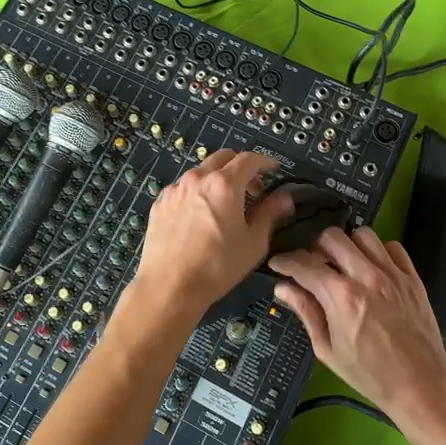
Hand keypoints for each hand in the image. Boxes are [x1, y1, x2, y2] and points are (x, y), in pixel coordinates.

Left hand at [130, 150, 292, 318]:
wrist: (169, 286)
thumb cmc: (217, 266)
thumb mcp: (253, 242)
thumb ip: (270, 213)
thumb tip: (284, 197)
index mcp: (224, 184)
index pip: (249, 159)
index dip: (265, 162)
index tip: (274, 170)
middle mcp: (197, 178)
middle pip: (223, 158)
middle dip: (241, 167)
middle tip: (252, 188)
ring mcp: (175, 189)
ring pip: (201, 171)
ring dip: (218, 178)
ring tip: (225, 204)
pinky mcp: (160, 202)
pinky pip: (183, 188)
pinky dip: (197, 192)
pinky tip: (200, 216)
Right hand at [268, 227, 445, 419]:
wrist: (420, 385)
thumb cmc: (369, 374)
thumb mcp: (328, 349)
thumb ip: (306, 312)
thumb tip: (283, 288)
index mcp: (341, 297)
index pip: (304, 264)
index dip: (285, 260)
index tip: (278, 263)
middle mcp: (366, 276)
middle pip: (332, 237)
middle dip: (316, 248)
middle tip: (314, 266)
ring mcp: (393, 274)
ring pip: (363, 235)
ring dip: (348, 246)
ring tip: (345, 265)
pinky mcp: (413, 277)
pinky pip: (393, 247)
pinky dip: (379, 252)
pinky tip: (374, 269)